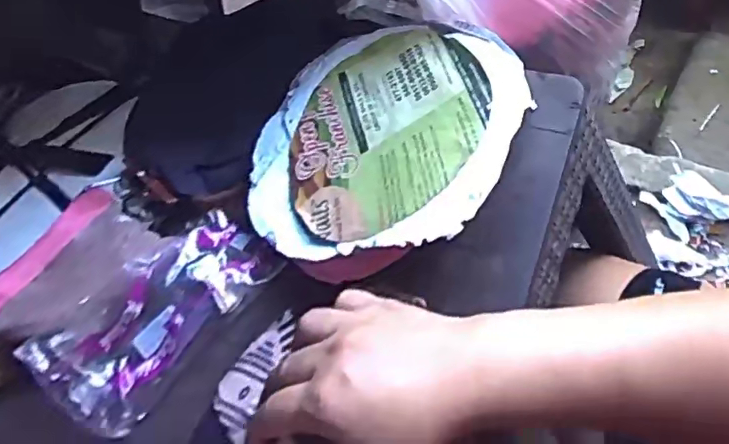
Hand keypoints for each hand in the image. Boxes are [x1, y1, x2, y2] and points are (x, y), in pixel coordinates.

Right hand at [250, 290, 481, 442]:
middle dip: (274, 393)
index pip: (268, 416)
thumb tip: (310, 435)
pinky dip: (334, 314)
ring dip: (299, 348)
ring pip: (306, 325)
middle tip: (282, 410)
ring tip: (308, 366)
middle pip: (281, 369)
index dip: (258, 434)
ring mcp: (357, 321)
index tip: (263, 441)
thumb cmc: (425, 425)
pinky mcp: (383, 303)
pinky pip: (344, 299)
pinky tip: (342, 329)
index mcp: (321, 398)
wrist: (469, 371)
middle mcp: (331, 352)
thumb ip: (329, 441)